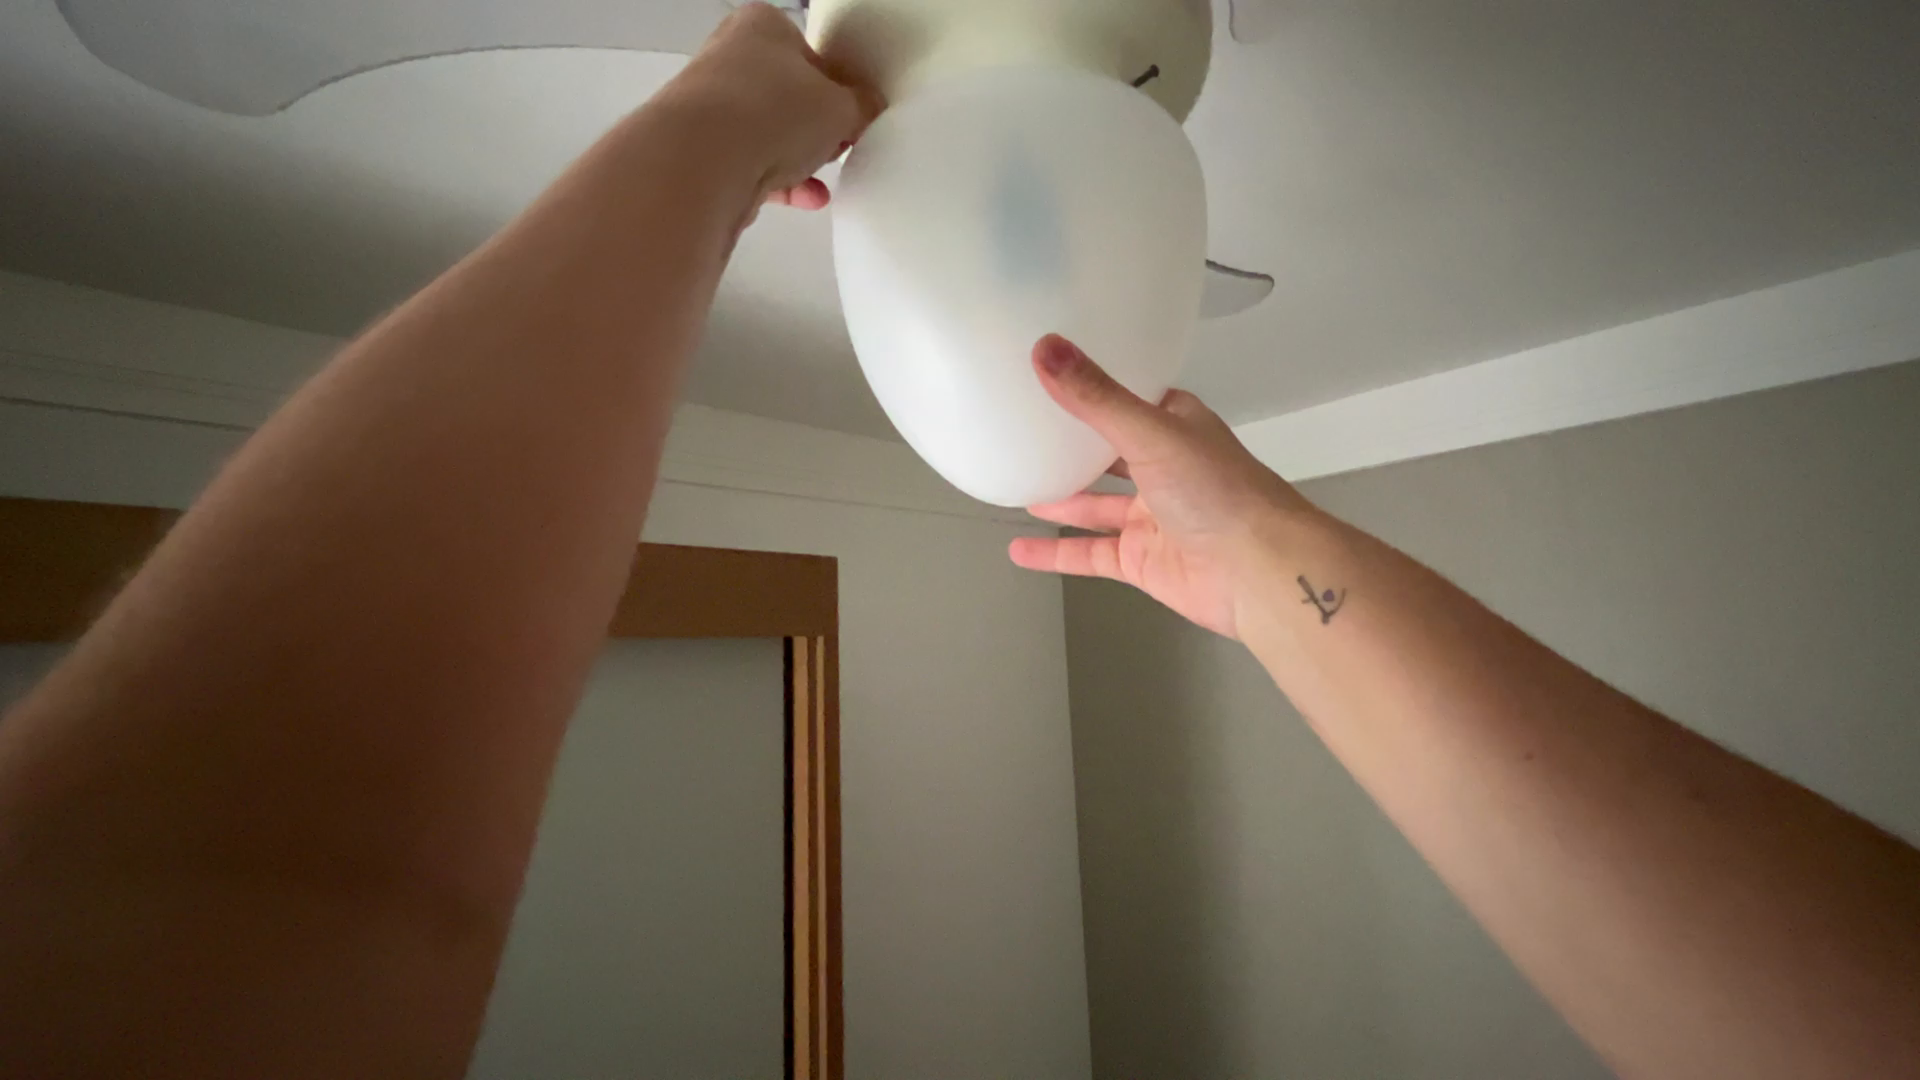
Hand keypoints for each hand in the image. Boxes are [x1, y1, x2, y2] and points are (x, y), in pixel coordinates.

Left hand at [662, 3, 883, 210]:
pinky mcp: (705, 149)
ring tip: (825, 180)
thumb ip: (863, 106)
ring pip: (770, 133)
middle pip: (789, 97)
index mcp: (764, 26)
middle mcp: (732, 55)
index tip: (853, 121)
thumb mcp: (841, 107)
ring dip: (801, 159)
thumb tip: (870, 105)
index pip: (812, 56)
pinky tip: (808, 199)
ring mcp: (713, 104)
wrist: (705, 158)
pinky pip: (754, 164)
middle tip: (841, 150)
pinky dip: (782, 181)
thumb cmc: (778, 112)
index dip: (838, 91)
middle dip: (817, 129)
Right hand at [1009, 335, 1319, 638]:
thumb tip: (1044, 349)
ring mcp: (1151, 517)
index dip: (1093, 384)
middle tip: (1023, 429)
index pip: (1129, 397)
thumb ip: (1095, 397)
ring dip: (1059, 499)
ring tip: (1016, 486)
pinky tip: (1019, 550)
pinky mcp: (1140, 560)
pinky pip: (1088, 553)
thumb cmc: (1216, 491)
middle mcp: (1163, 468)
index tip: (1050, 371)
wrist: (1258, 572)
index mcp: (1174, 427)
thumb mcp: (1152, 433)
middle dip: (1072, 445)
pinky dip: (1055, 553)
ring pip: (1095, 506)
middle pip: (1108, 453)